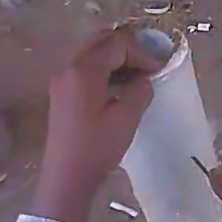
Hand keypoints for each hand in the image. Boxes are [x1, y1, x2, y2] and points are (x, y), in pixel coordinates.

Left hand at [33, 27, 159, 221]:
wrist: (66, 178)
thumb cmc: (97, 148)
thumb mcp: (126, 117)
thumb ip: (139, 90)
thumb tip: (143, 79)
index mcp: (83, 71)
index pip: (116, 45)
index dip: (141, 52)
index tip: (159, 68)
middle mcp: (68, 69)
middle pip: (101, 43)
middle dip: (128, 49)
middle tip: (150, 64)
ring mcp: (62, 81)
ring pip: (92, 55)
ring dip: (116, 59)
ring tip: (139, 75)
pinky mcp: (62, 94)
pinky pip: (86, 70)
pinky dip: (105, 71)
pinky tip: (121, 86)